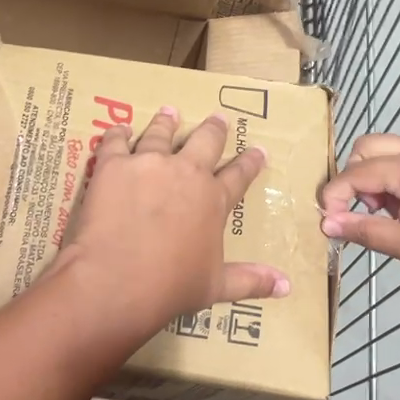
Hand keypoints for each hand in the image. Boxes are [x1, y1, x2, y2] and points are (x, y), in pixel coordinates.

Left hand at [55, 107, 289, 338]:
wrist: (116, 280)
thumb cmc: (169, 286)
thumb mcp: (215, 286)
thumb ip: (250, 281)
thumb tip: (286, 286)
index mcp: (214, 200)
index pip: (239, 175)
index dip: (251, 162)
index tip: (258, 150)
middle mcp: (186, 173)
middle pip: (205, 141)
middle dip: (214, 129)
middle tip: (219, 118)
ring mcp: (148, 164)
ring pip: (160, 133)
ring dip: (167, 122)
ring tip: (170, 112)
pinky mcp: (113, 165)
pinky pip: (116, 140)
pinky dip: (119, 133)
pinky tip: (121, 129)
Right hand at [320, 134, 399, 292]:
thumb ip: (362, 230)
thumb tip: (325, 224)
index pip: (356, 172)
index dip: (335, 196)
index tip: (328, 224)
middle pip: (366, 148)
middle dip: (351, 179)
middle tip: (359, 213)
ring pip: (384, 151)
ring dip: (370, 177)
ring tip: (381, 213)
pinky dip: (390, 178)